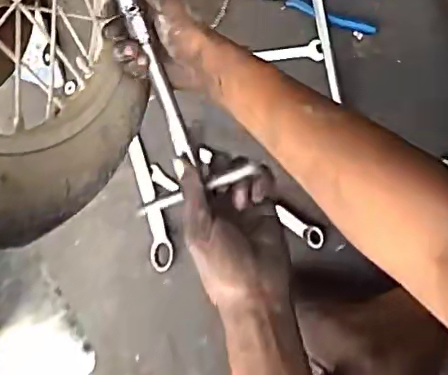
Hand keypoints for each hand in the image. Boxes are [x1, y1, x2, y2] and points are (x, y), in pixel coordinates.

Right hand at [112, 0, 217, 90]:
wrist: (200, 64)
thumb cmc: (188, 31)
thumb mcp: (168, 5)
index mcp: (151, 7)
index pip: (123, 3)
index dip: (113, 6)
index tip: (109, 10)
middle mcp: (146, 25)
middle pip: (116, 26)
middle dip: (115, 31)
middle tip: (120, 33)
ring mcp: (146, 46)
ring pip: (120, 47)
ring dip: (124, 50)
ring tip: (136, 52)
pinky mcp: (147, 65)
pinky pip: (128, 65)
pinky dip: (134, 65)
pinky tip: (144, 63)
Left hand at [181, 160, 293, 315]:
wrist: (257, 294)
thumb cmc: (222, 270)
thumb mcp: (198, 231)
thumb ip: (192, 194)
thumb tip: (181, 163)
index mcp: (201, 211)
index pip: (199, 176)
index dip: (201, 164)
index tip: (202, 153)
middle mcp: (222, 206)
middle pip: (222, 168)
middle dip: (223, 166)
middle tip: (226, 175)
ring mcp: (245, 205)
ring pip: (242, 170)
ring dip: (242, 174)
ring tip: (243, 194)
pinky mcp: (267, 206)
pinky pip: (263, 180)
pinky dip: (261, 179)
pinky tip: (258, 193)